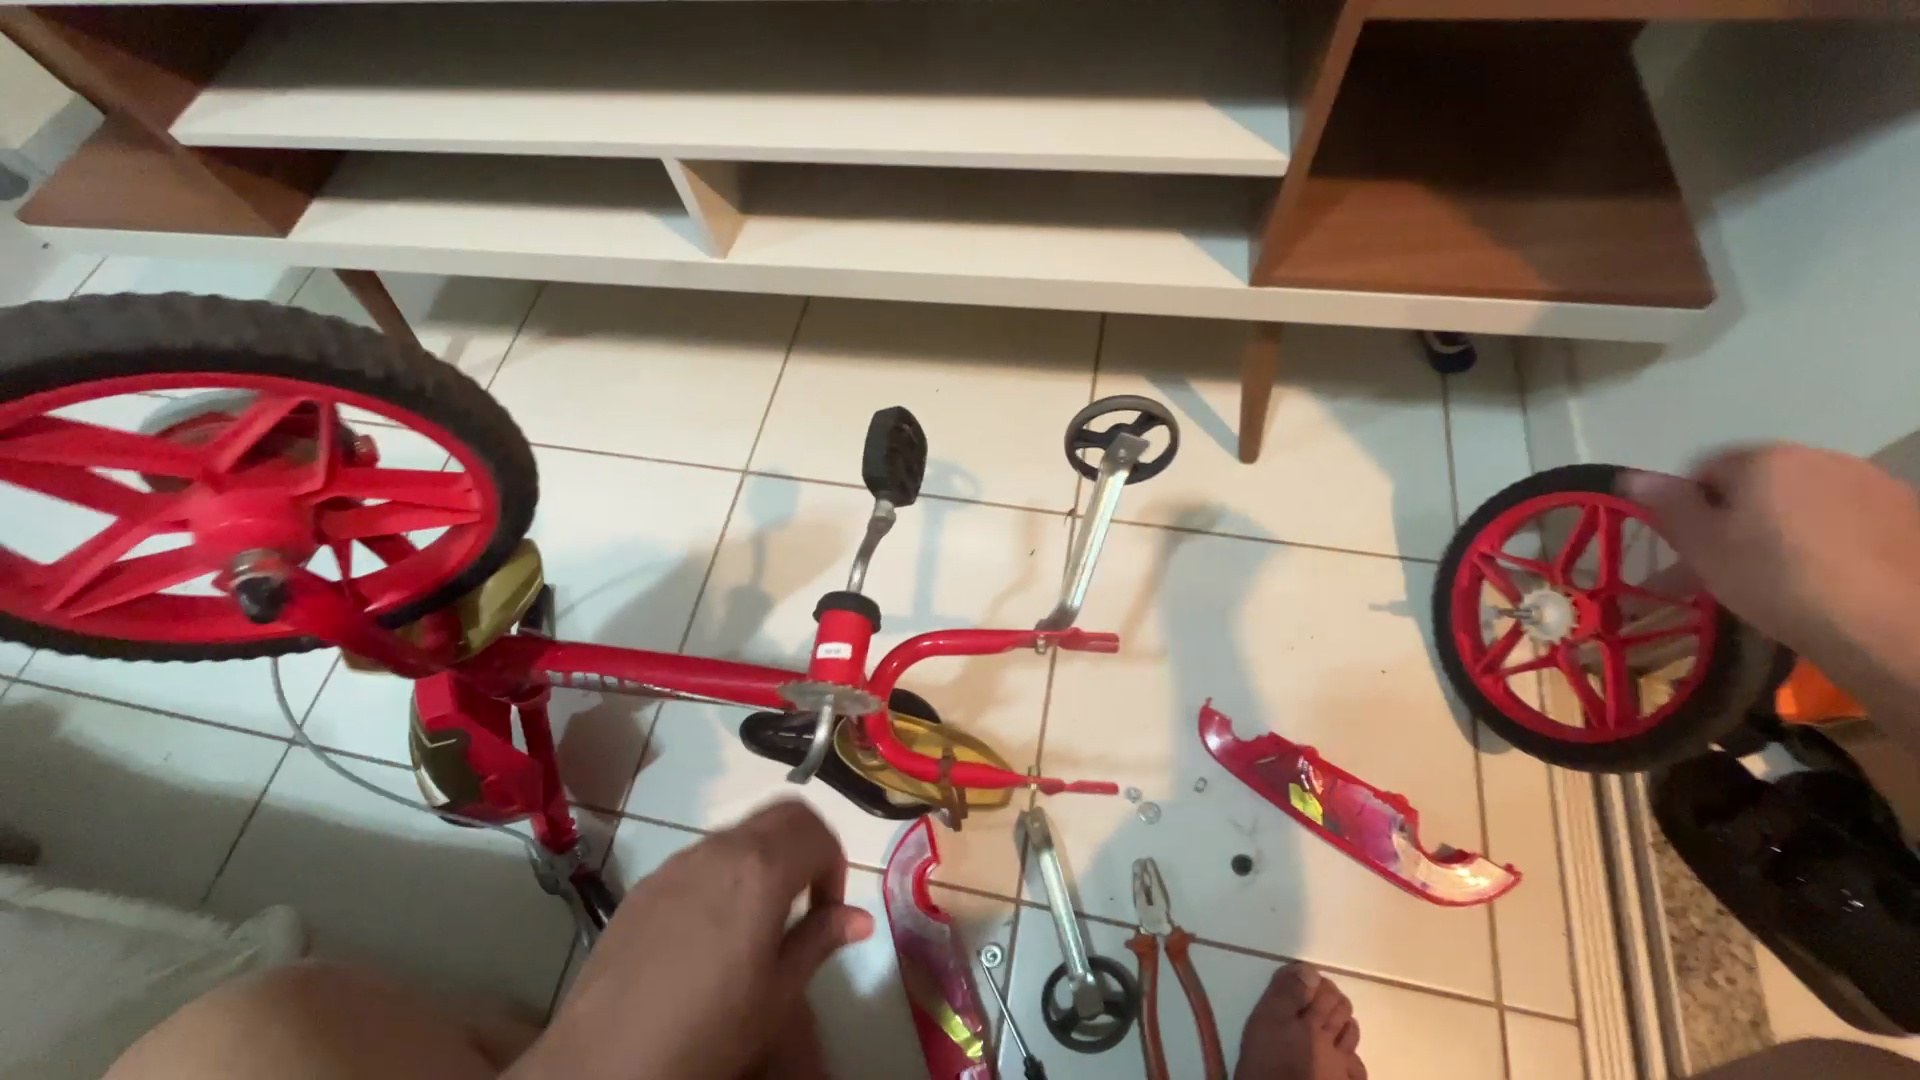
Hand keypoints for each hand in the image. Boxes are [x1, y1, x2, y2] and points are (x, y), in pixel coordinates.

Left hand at [510, 801, 873, 1079]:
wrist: (603, 1060)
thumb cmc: (706, 1031)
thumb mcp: (778, 995)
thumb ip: (821, 941)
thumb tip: (860, 918)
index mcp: (761, 869)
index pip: (817, 832)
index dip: (835, 865)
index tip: (829, 910)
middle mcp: (721, 849)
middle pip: (782, 814)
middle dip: (808, 844)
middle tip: (808, 898)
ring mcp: (679, 862)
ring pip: (741, 831)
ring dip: (768, 854)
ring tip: (763, 916)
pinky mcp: (648, 883)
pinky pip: (703, 856)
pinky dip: (728, 870)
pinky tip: (715, 928)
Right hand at [1619, 444, 1919, 653]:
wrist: (1885, 622)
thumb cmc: (1773, 578)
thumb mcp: (1700, 546)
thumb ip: (1666, 505)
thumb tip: (1629, 476)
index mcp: (1764, 459)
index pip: (1706, 470)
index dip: (1692, 508)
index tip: (1695, 546)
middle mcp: (1821, 456)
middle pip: (1760, 481)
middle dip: (1742, 512)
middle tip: (1733, 560)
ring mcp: (1873, 483)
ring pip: (1806, 497)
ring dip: (1788, 522)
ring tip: (1786, 569)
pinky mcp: (1907, 514)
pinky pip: (1849, 516)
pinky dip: (1832, 536)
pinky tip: (1832, 572)